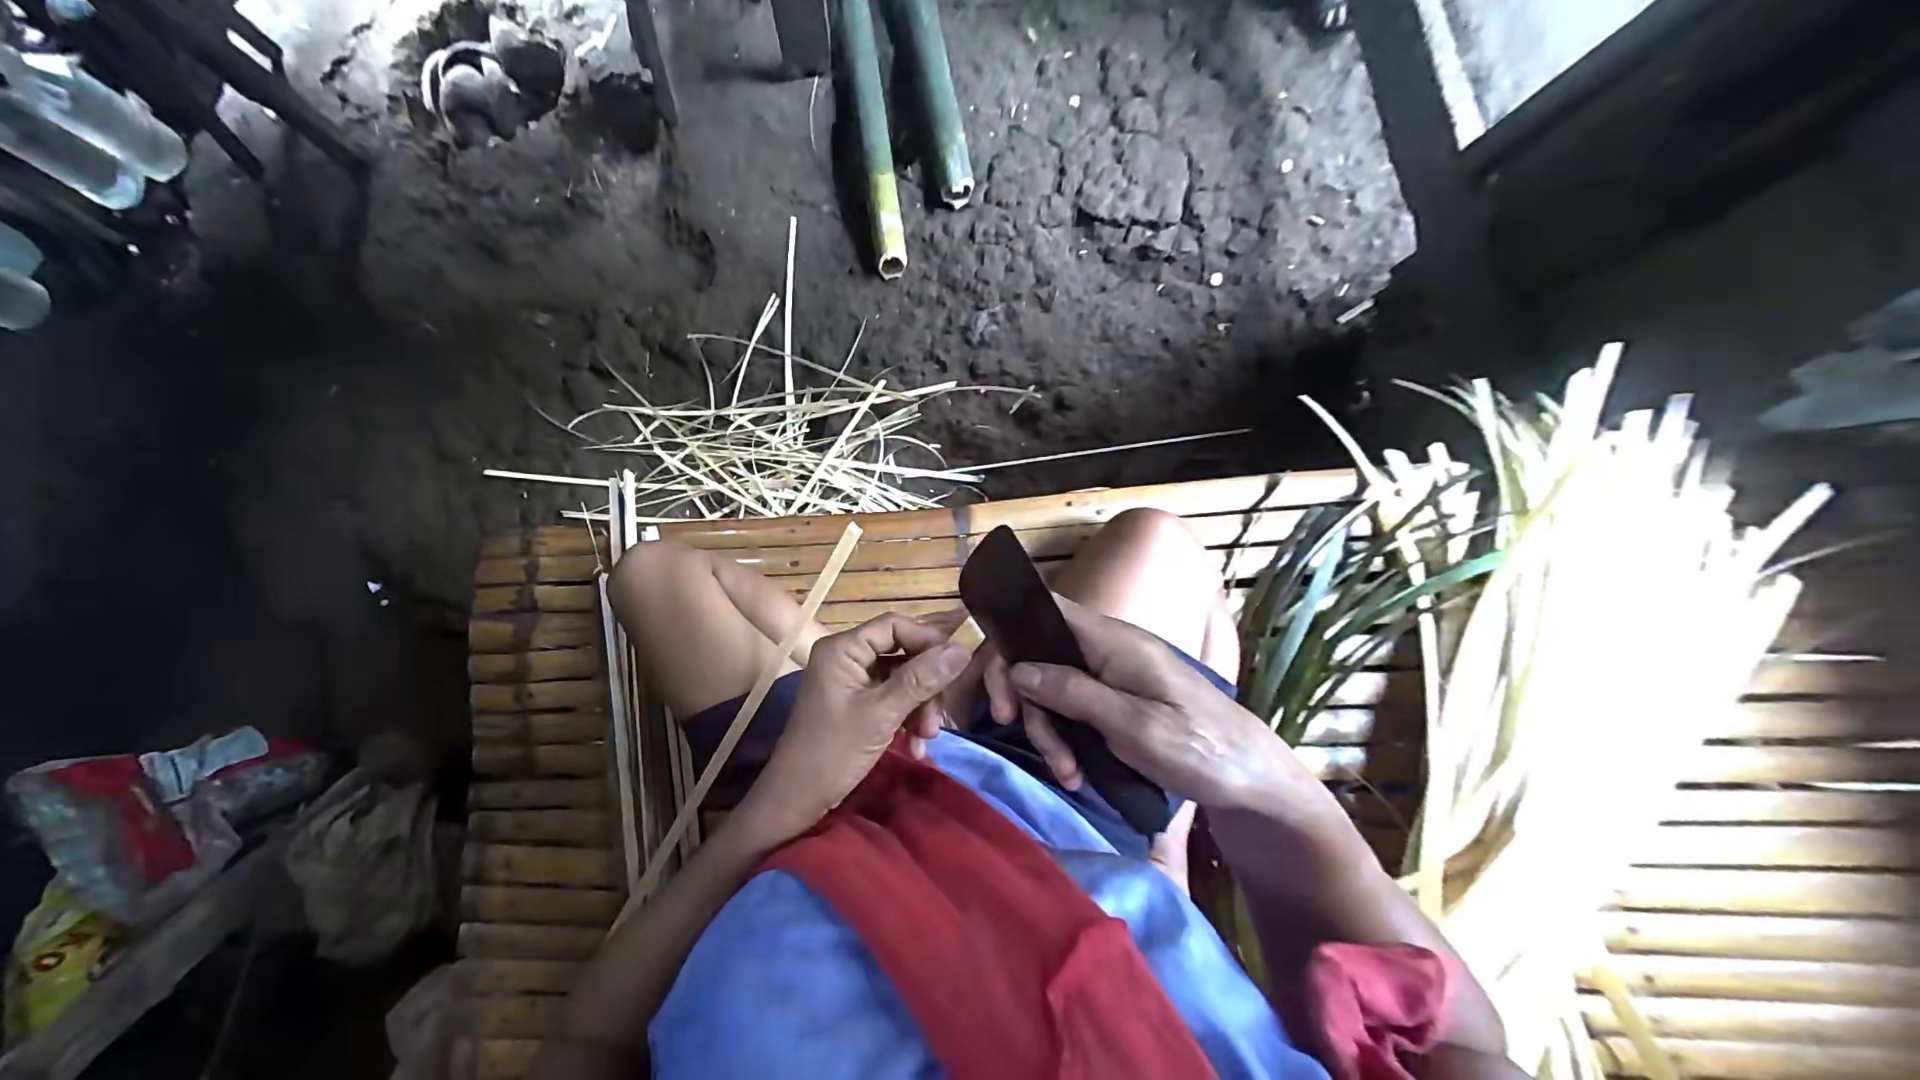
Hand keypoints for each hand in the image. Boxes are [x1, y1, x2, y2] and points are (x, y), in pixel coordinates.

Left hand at [735, 612, 969, 844]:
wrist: (796, 801)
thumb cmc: (833, 752)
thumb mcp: (882, 714)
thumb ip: (922, 679)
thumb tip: (963, 650)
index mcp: (843, 648)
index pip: (895, 625)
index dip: (928, 641)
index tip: (955, 668)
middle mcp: (846, 657)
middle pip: (902, 653)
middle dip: (926, 685)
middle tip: (938, 719)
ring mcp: (850, 681)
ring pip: (902, 679)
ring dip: (920, 707)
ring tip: (926, 739)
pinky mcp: (856, 703)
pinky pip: (892, 698)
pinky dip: (907, 718)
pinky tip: (915, 747)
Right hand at [1001, 596, 1347, 832]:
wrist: (1252, 779)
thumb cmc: (1200, 748)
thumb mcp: (1134, 726)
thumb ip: (1075, 693)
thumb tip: (1018, 668)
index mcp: (1112, 639)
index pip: (1046, 610)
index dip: (1012, 635)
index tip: (1003, 691)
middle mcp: (1106, 647)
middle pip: (1040, 654)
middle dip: (1026, 699)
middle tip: (1021, 738)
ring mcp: (1111, 673)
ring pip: (1052, 686)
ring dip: (1047, 728)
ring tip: (1068, 774)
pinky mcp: (1115, 698)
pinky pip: (1072, 706)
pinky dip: (1065, 735)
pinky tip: (1074, 769)